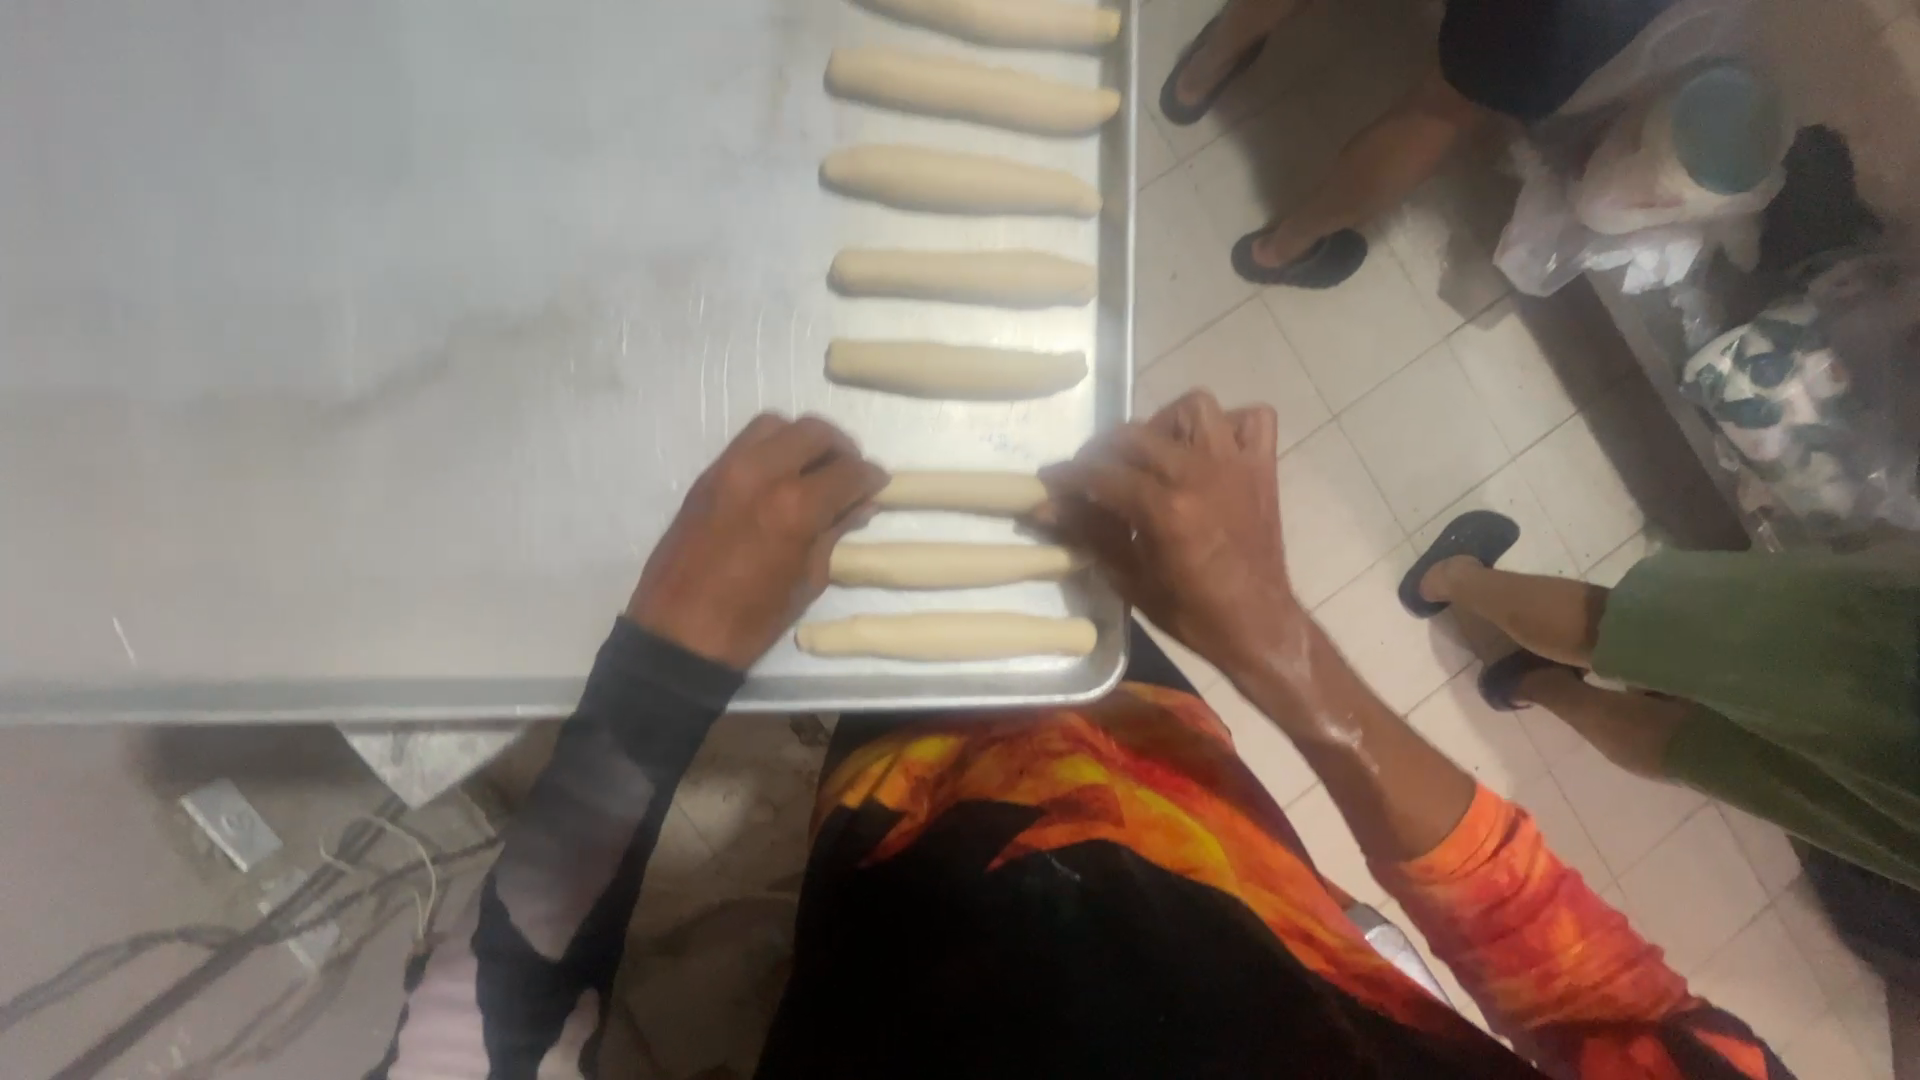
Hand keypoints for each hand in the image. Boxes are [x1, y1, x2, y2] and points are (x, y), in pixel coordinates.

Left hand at [627, 414, 886, 670]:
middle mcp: (762, 474)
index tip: (877, 486)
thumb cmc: (753, 619)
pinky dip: (773, 448)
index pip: (849, 471)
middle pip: (815, 432)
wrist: (679, 633)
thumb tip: (860, 505)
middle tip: (848, 474)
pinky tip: (781, 478)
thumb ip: (835, 532)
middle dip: (841, 449)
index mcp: (795, 507)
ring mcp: (729, 469)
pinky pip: (748, 441)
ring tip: (813, 469)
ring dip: (804, 440)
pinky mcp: (707, 476)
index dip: (871, 477)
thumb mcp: (809, 580)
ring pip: (777, 425)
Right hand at [1039, 391, 1299, 677]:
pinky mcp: (1262, 467)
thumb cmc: (1189, 611)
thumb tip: (1046, 507)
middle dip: (1102, 452)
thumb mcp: (1128, 576)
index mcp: (1164, 508)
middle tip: (1092, 476)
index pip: (1100, 475)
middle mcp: (1198, 474)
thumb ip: (1088, 532)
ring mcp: (1235, 465)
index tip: (1048, 481)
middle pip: (1135, 435)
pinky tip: (1208, 450)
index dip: (1067, 477)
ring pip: (1194, 408)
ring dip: (1164, 423)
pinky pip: (1252, 419)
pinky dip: (1228, 426)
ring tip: (1152, 453)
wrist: (1257, 623)